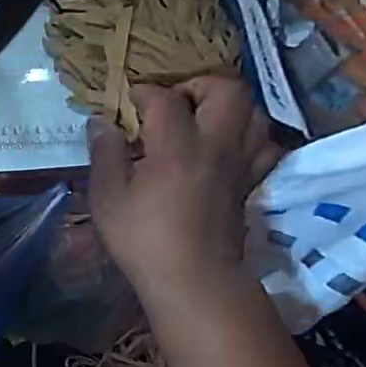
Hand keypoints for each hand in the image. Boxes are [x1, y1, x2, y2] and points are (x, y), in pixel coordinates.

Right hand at [88, 77, 278, 301]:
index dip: (143, 93)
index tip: (127, 104)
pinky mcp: (251, 182)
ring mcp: (240, 163)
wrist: (193, 280)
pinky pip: (264, 144)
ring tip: (200, 122)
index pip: (164, 98)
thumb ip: (105, 154)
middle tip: (173, 104)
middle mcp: (216, 145)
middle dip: (198, 86)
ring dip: (226, 108)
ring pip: (253, 112)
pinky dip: (248, 136)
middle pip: (226, 90)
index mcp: (177, 147)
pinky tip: (226, 147)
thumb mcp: (108, 199)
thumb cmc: (144, 240)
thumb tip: (101, 122)